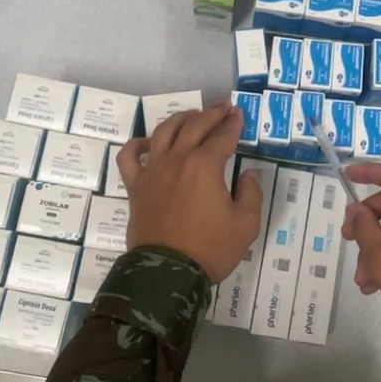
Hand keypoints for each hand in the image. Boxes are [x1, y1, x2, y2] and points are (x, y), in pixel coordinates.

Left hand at [118, 102, 264, 282]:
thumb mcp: (246, 225)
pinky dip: (137, 145)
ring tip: (191, 117)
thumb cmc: (211, 248)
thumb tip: (250, 173)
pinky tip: (148, 143)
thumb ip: (251, 194)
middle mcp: (177, 160)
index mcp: (205, 166)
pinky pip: (129, 157)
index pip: (223, 136)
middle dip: (211, 114)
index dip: (233, 123)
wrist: (168, 273)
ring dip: (180, 120)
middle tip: (222, 108)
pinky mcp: (135, 186)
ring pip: (163, 132)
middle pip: (194, 126)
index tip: (239, 114)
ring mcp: (152, 171)